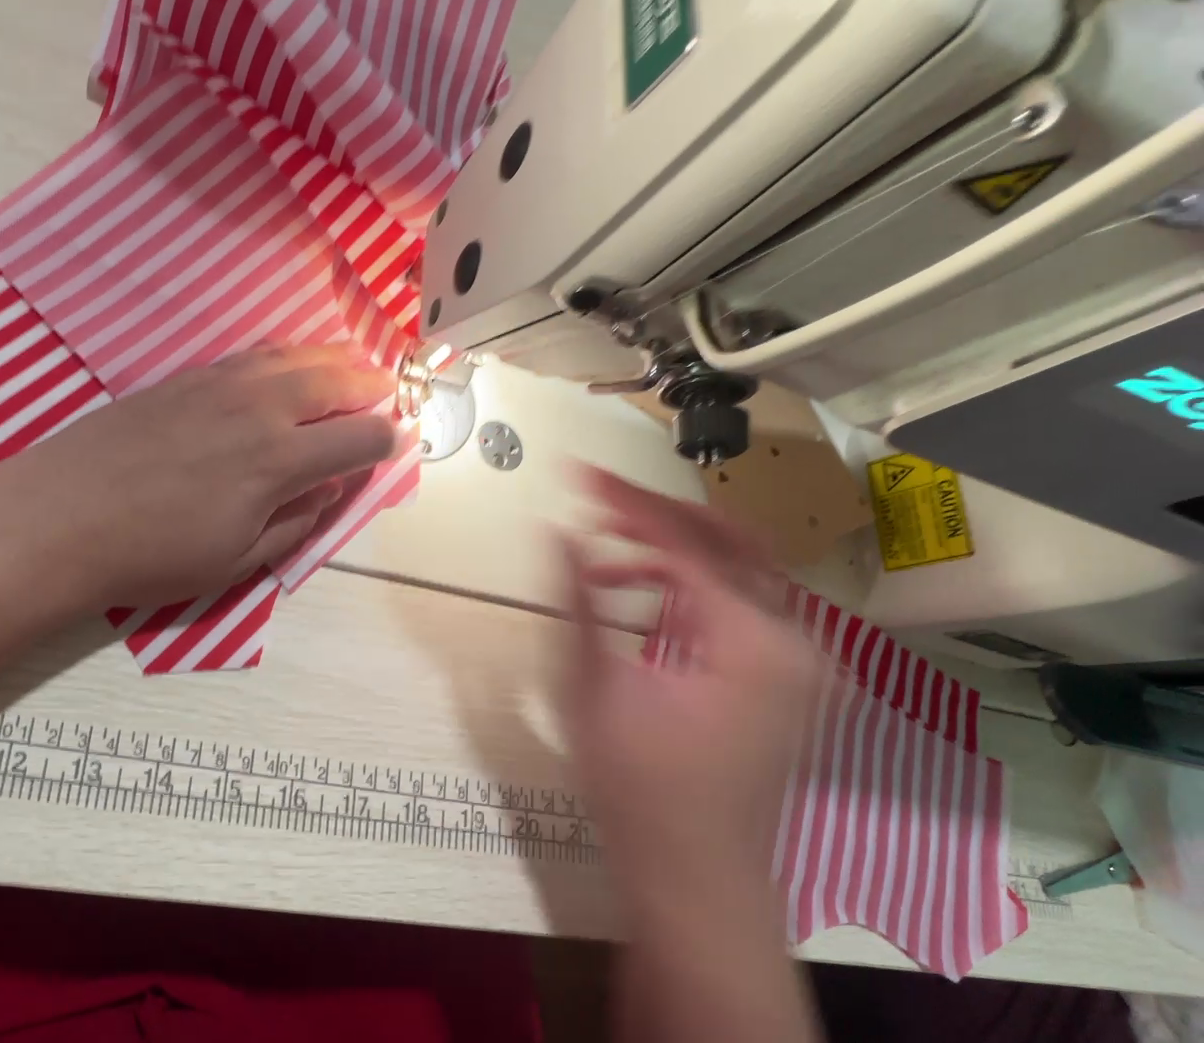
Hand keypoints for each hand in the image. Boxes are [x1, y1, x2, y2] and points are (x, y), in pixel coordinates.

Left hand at [0, 345, 402, 606]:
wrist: (60, 516)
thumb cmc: (150, 555)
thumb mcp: (235, 562)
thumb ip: (294, 524)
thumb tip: (330, 490)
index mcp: (278, 459)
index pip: (358, 437)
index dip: (389, 439)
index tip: (400, 441)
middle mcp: (257, 406)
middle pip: (334, 378)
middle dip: (372, 383)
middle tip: (390, 389)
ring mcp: (217, 383)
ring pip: (292, 354)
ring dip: (332, 357)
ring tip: (350, 363)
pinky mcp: (183, 377)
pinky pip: (250, 354)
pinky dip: (283, 355)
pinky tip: (283, 365)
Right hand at [559, 468, 823, 899]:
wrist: (697, 878)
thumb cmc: (640, 792)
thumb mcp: (594, 692)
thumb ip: (578, 603)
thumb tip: (556, 530)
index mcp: (752, 640)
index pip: (687, 544)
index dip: (627, 503)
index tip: (577, 474)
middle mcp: (792, 641)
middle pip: (731, 542)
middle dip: (660, 514)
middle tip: (597, 501)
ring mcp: (797, 663)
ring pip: (740, 571)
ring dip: (673, 553)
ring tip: (603, 562)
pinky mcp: (785, 681)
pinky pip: (742, 606)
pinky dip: (691, 590)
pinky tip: (639, 602)